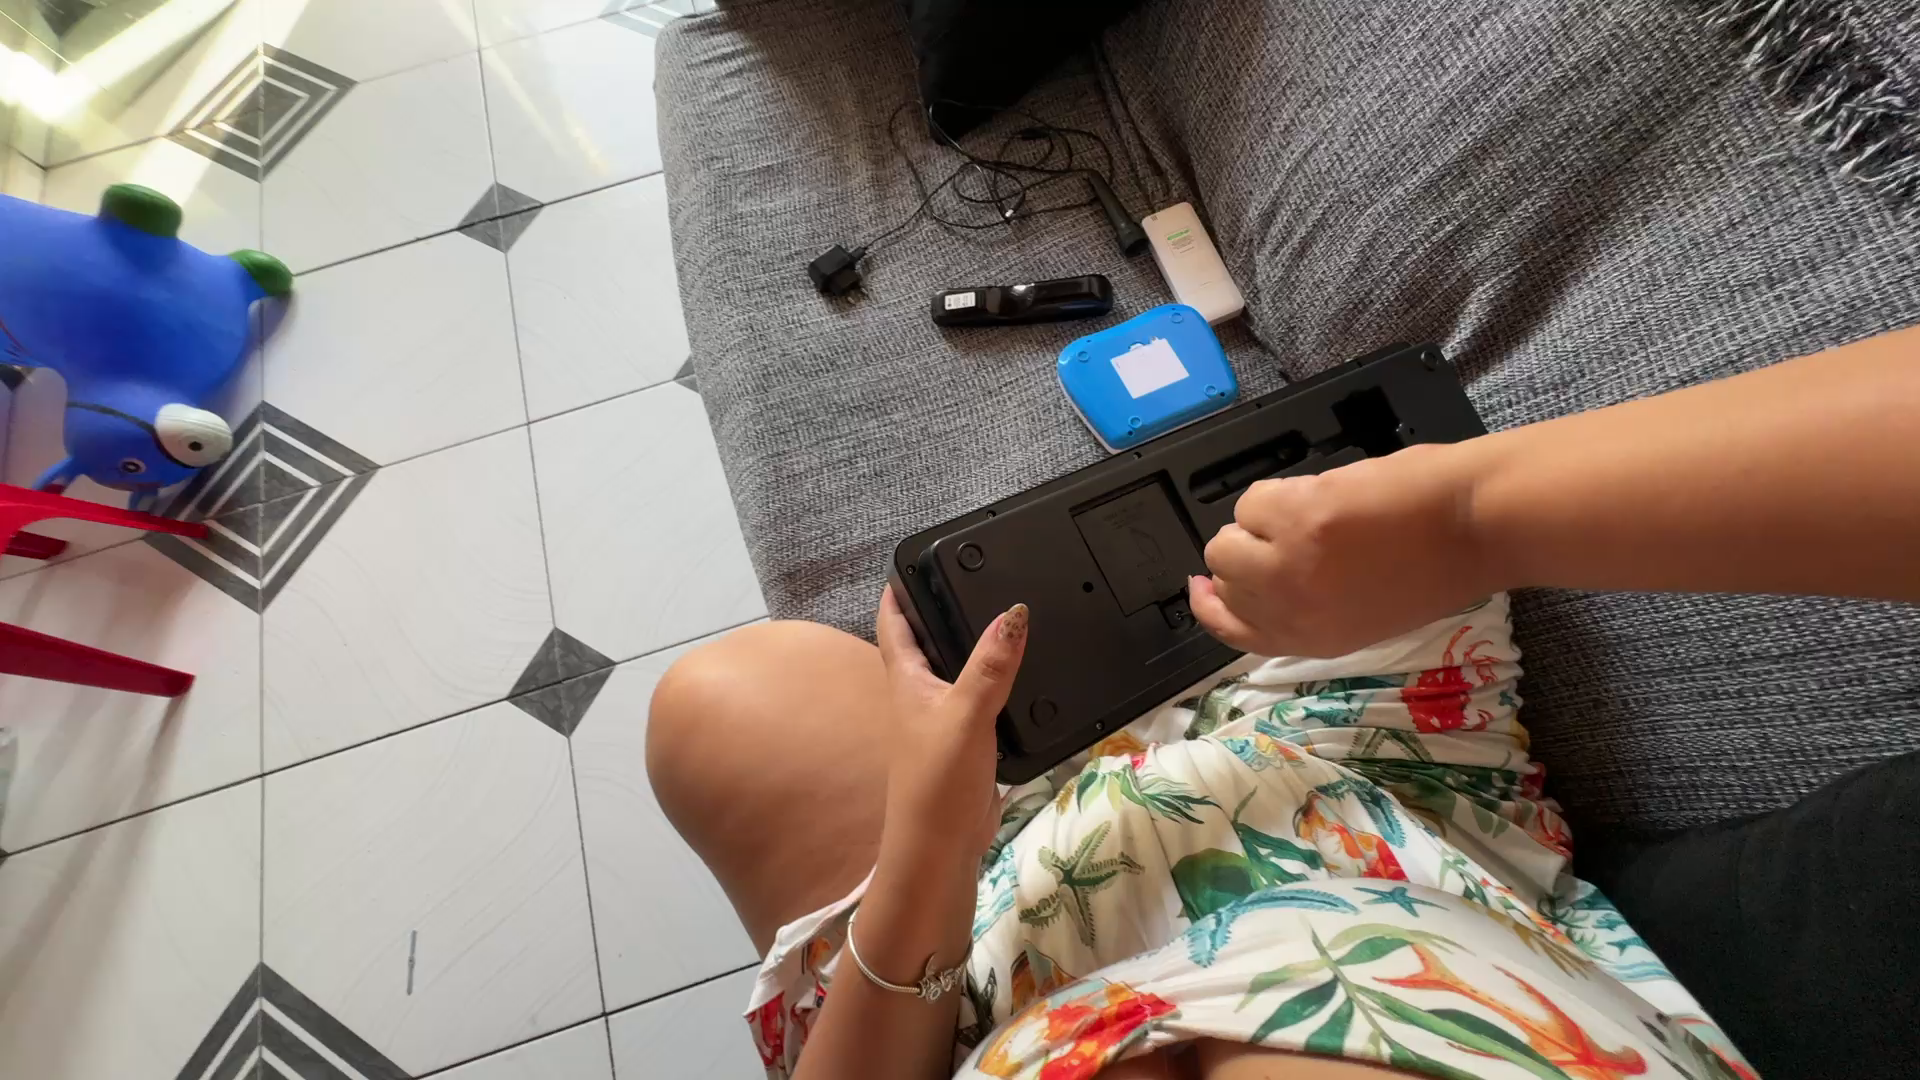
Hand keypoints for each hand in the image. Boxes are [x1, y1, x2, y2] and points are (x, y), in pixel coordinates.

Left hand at [874, 586, 1028, 863]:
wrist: (940, 848)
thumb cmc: (938, 778)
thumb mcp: (967, 712)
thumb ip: (991, 664)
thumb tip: (1014, 611)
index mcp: (906, 680)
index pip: (893, 625)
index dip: (896, 593)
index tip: (909, 562)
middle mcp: (918, 694)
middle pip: (922, 642)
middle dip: (936, 612)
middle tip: (966, 580)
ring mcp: (939, 720)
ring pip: (951, 669)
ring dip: (966, 645)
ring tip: (996, 616)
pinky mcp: (962, 741)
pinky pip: (975, 697)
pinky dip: (990, 680)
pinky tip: (1015, 676)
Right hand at [1188, 442, 1497, 657]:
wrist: (1479, 524)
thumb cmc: (1438, 570)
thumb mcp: (1365, 614)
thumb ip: (1306, 607)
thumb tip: (1258, 580)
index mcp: (1312, 639)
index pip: (1231, 632)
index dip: (1209, 607)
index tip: (1202, 586)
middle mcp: (1288, 609)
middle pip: (1223, 581)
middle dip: (1241, 556)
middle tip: (1278, 537)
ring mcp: (1285, 563)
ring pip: (1226, 541)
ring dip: (1257, 524)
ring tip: (1307, 515)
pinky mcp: (1292, 517)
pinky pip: (1250, 502)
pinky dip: (1276, 495)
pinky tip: (1319, 496)